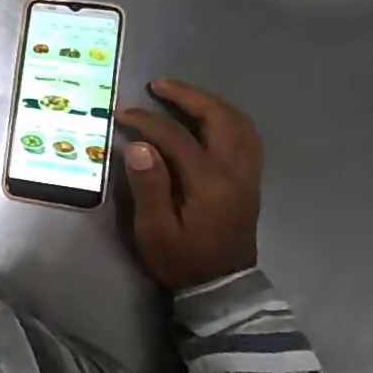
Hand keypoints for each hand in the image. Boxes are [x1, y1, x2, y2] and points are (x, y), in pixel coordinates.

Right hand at [115, 78, 263, 291]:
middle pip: (219, 118)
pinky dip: (226, 117)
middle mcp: (235, 171)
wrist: (221, 287)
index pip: (176, 137)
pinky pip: (246, 135)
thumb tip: (138, 145)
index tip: (122, 114)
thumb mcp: (155, 230)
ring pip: (239, 123)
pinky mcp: (250, 179)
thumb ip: (148, 186)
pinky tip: (208, 118)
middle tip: (158, 85)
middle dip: (188, 96)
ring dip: (210, 103)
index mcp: (209, 182)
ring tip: (181, 95)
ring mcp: (248, 173)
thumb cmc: (182, 259)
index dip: (147, 121)